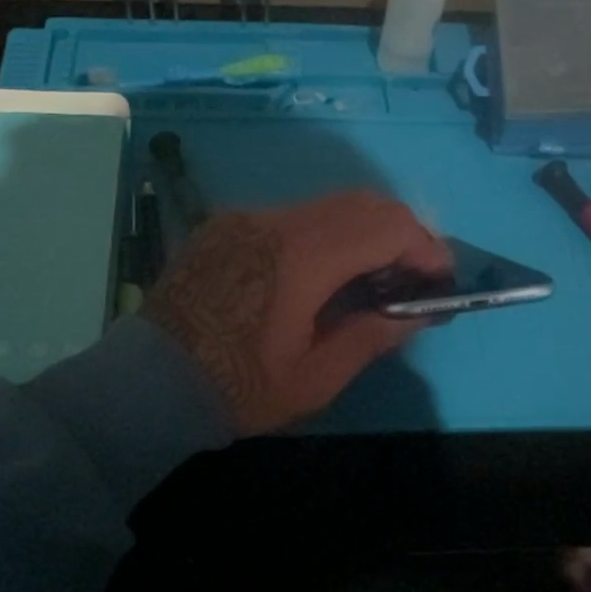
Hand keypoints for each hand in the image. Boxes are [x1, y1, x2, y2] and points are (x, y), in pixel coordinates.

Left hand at [143, 192, 450, 435]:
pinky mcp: (224, 226)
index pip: (386, 226)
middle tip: (414, 277)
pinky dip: (323, 235)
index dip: (425, 247)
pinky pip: (290, 217)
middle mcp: (275, 222)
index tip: (441, 278)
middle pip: (361, 203)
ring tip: (373, 277)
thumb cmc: (237, 388)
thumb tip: (416, 313)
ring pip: (325, 206)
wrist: (149, 384)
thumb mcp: (314, 378)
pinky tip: (321, 273)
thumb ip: (371, 337)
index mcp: (301, 257)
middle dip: (400, 233)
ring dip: (362, 232)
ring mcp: (245, 218)